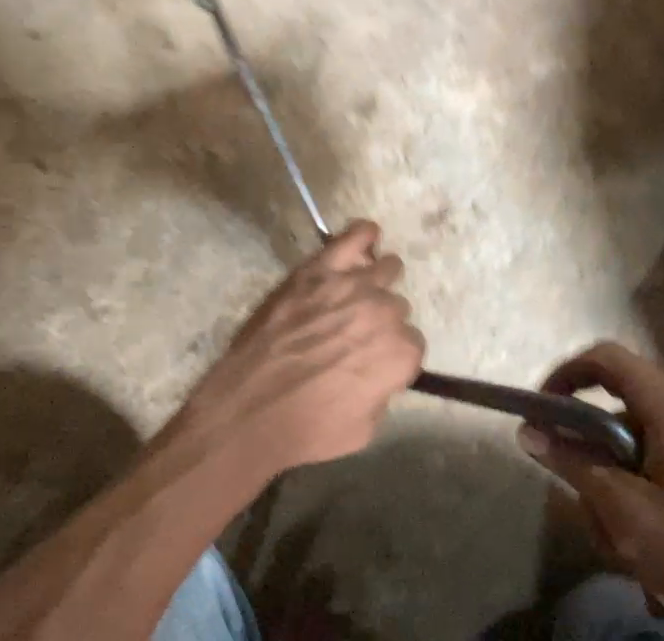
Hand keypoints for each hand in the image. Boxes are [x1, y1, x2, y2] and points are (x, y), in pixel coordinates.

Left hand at [164, 221, 425, 480]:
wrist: (250, 407)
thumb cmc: (308, 428)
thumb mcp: (365, 427)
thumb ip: (383, 389)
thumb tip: (379, 370)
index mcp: (400, 354)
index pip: (412, 343)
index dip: (392, 354)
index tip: (374, 361)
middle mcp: (384, 314)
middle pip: (396, 306)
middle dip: (382, 320)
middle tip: (355, 333)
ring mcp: (351, 286)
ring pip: (386, 268)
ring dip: (377, 281)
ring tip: (359, 292)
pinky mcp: (319, 270)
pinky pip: (353, 236)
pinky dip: (363, 234)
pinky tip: (366, 237)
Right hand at [521, 343, 663, 639]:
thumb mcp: (629, 516)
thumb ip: (576, 466)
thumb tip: (531, 431)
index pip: (607, 359)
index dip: (564, 375)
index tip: (541, 413)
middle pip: (624, 416)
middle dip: (597, 463)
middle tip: (591, 513)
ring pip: (647, 453)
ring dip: (624, 496)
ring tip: (630, 557)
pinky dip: (653, 507)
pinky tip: (660, 566)